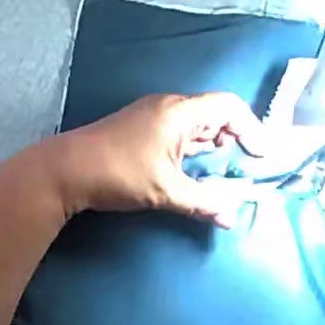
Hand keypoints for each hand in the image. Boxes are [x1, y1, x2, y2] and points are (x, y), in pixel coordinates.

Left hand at [35, 93, 265, 226]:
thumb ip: (202, 202)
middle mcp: (166, 107)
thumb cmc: (118, 173)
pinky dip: (189, 147)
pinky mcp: (136, 130)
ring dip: (210, 144)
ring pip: (192, 125)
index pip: (228, 107)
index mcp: (179, 112)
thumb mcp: (164, 190)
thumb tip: (231, 217)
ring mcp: (148, 117)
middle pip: (212, 114)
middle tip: (245, 163)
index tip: (261, 153)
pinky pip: (174, 132)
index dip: (251, 128)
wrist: (64, 171)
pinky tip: (190, 168)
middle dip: (232, 137)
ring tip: (223, 168)